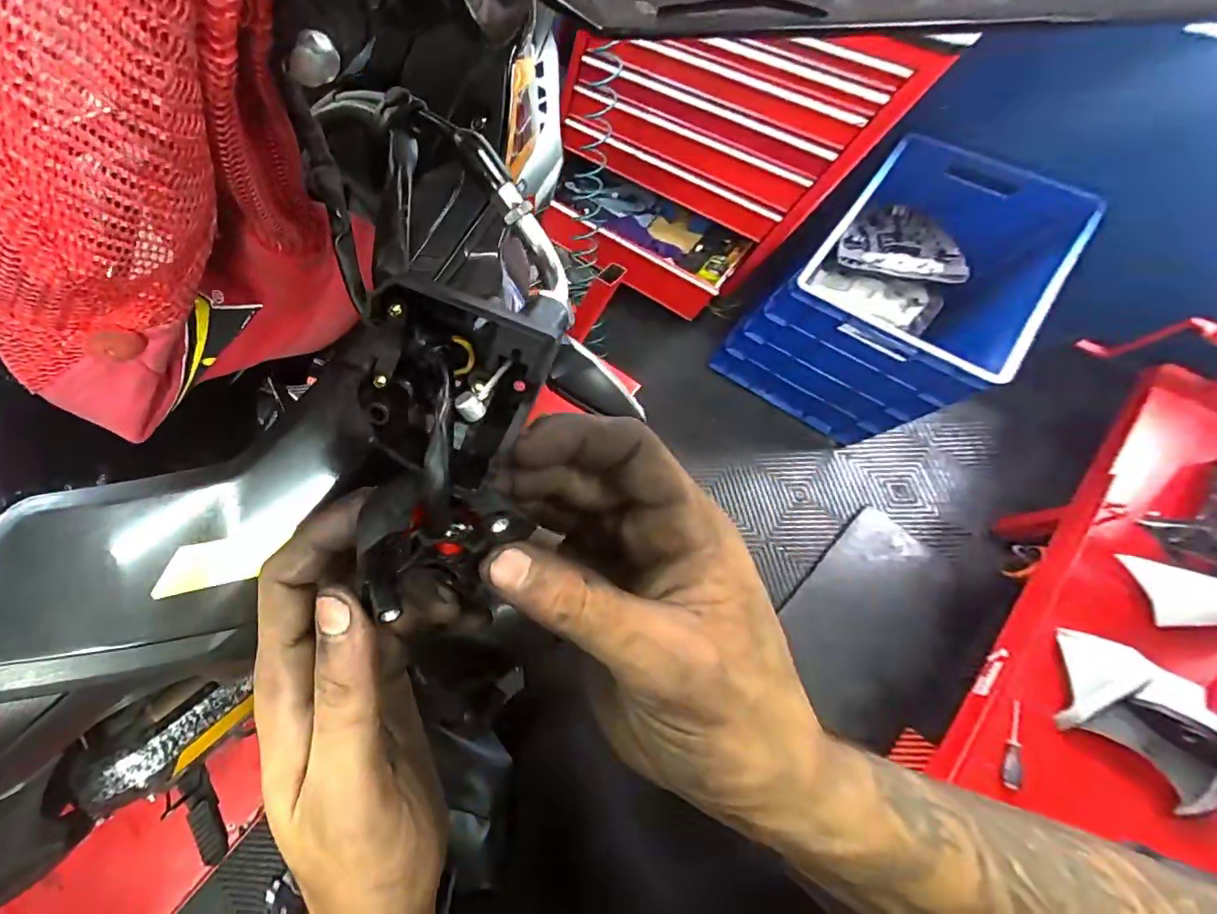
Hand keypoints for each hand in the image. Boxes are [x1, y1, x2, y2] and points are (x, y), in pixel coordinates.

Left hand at [255, 497, 446, 913]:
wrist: (385, 900)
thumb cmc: (354, 851)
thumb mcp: (346, 776)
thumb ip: (341, 689)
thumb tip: (339, 597)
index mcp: (282, 679)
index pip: (282, 584)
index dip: (315, 538)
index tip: (363, 509)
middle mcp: (308, 660)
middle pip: (321, 576)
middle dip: (358, 537)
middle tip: (411, 512)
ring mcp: (346, 666)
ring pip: (361, 593)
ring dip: (396, 567)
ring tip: (440, 553)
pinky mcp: (380, 678)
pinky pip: (394, 622)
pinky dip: (418, 601)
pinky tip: (449, 597)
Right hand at [485, 414, 824, 831]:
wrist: (744, 778)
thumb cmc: (729, 710)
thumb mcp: (659, 657)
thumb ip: (578, 606)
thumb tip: (497, 560)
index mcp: (684, 524)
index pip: (632, 452)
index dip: (577, 438)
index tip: (519, 451)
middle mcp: (648, 528)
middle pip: (587, 474)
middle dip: (535, 470)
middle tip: (478, 484)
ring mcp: (617, 557)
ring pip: (563, 507)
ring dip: (521, 502)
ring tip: (473, 509)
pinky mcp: (592, 588)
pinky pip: (549, 550)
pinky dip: (517, 545)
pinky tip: (486, 546)